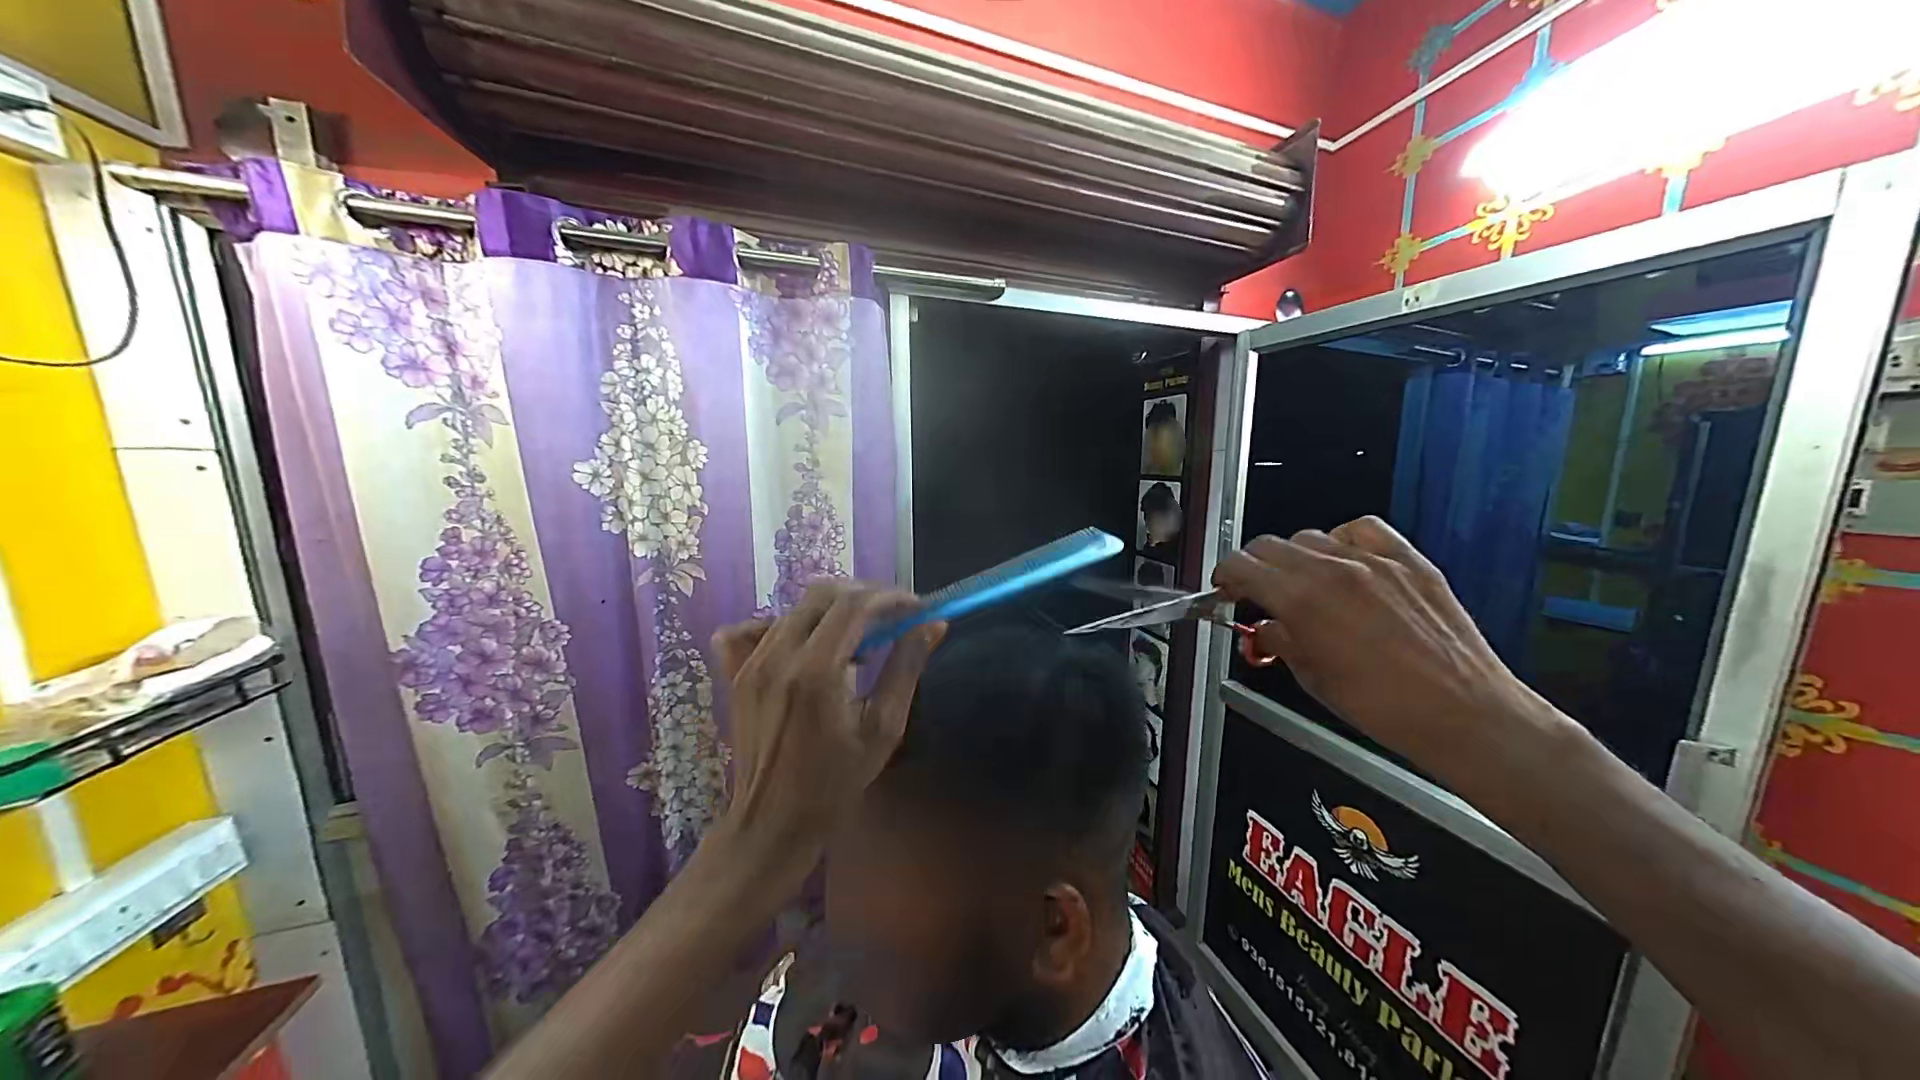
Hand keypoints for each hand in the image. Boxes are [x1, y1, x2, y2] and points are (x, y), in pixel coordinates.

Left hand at [711, 583, 945, 858]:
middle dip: (864, 596)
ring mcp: (751, 661)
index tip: (915, 608)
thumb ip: (907, 668)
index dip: (890, 597)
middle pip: (823, 594)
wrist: (772, 821)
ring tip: (859, 639)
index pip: (854, 605)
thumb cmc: (836, 782)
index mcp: (816, 671)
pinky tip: (809, 646)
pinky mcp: (737, 671)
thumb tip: (932, 625)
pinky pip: (760, 626)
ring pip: (796, 607)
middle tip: (892, 617)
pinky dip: (792, 624)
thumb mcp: (884, 728)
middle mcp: (777, 655)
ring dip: (834, 610)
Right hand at [1211, 517, 1563, 769]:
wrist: (1462, 714)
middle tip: (1254, 590)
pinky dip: (1342, 539)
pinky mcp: (1407, 562)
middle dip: (1253, 567)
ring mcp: (1373, 562)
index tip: (1225, 587)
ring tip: (1301, 583)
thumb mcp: (1312, 678)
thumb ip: (1280, 642)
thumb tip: (1265, 630)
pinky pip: (1362, 529)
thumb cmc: (1390, 706)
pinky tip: (1343, 561)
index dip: (1224, 575)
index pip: (1241, 564)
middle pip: (1269, 545)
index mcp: (1301, 601)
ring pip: (1310, 536)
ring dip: (1293, 557)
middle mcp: (1334, 572)